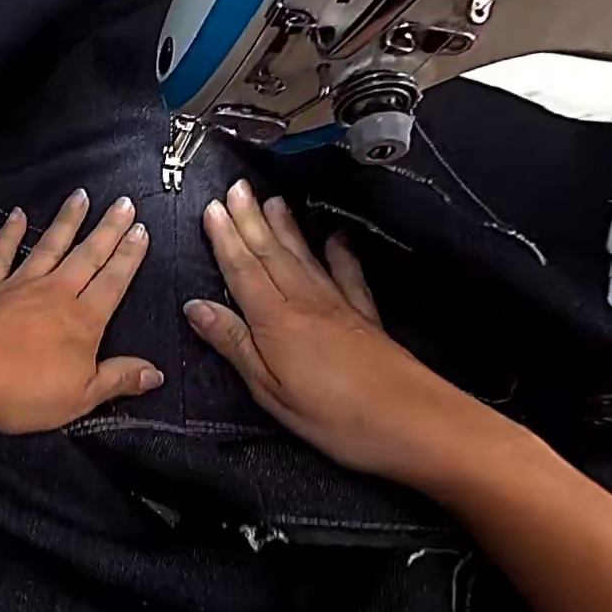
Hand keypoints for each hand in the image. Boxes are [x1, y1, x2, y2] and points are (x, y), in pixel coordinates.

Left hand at [0, 188, 160, 434]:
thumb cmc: (21, 387)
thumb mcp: (80, 396)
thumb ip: (119, 380)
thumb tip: (156, 374)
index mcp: (83, 319)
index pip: (114, 281)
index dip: (130, 256)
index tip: (141, 230)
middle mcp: (56, 293)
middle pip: (88, 255)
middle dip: (109, 228)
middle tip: (124, 202)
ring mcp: (20, 285)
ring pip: (50, 246)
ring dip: (68, 220)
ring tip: (81, 196)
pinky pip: (2, 254)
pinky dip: (10, 233)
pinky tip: (18, 215)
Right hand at [184, 179, 522, 489]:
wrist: (414, 423)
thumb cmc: (338, 416)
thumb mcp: (269, 389)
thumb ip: (233, 343)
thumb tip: (197, 309)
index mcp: (276, 321)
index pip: (242, 268)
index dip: (224, 237)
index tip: (213, 210)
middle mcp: (305, 302)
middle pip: (271, 252)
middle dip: (250, 218)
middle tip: (237, 189)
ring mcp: (337, 305)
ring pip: (303, 255)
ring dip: (285, 226)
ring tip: (273, 201)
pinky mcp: (364, 316)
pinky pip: (347, 274)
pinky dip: (340, 253)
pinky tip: (336, 238)